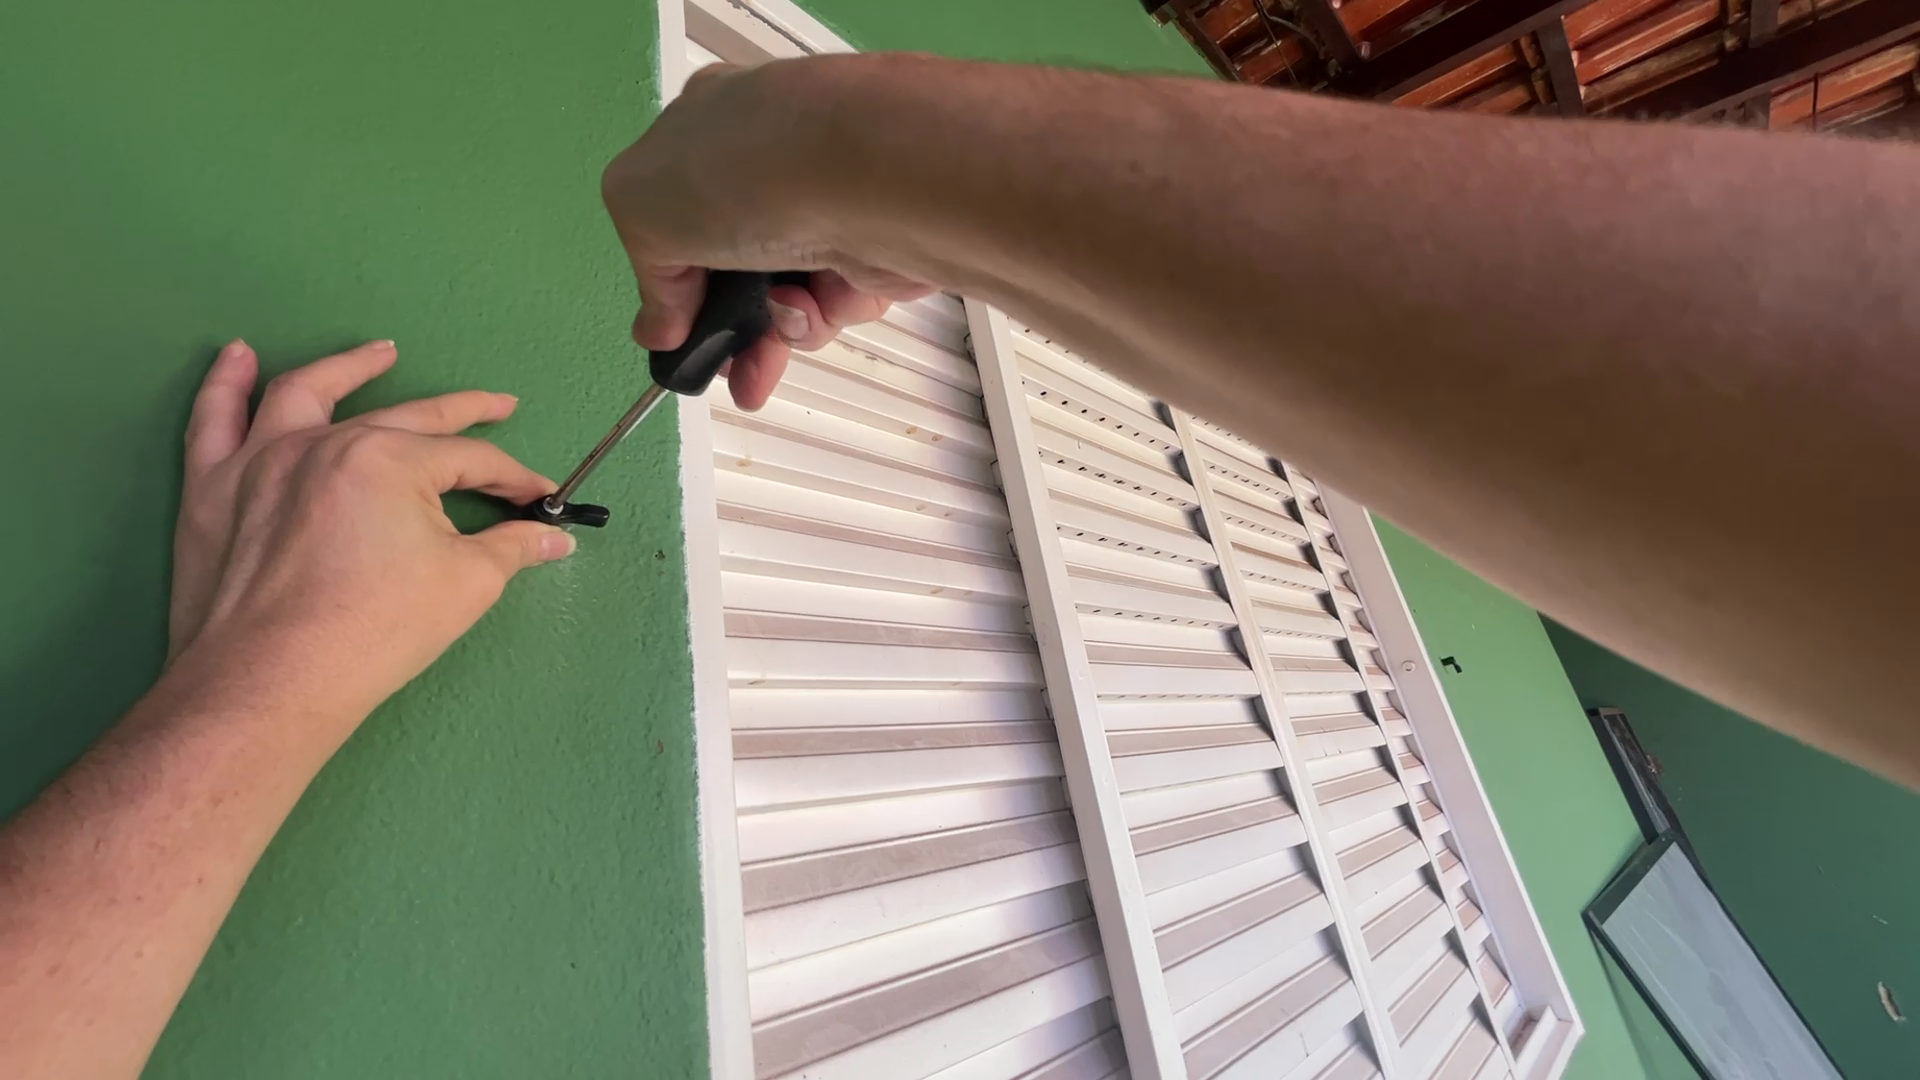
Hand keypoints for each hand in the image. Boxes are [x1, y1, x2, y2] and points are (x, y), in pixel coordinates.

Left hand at [167, 339, 573, 738]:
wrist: (272, 681)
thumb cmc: (382, 625)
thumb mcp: (472, 581)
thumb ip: (517, 546)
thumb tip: (557, 539)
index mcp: (392, 460)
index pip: (473, 459)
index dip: (516, 478)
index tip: (542, 500)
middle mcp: (328, 443)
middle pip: (412, 417)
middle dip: (469, 412)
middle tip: (502, 405)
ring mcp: (262, 460)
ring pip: (308, 393)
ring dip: (351, 366)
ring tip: (381, 351)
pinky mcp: (213, 488)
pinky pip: (215, 420)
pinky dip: (228, 384)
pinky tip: (243, 357)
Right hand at [601, 60, 933, 409]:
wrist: (863, 178)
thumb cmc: (742, 178)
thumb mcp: (644, 209)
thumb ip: (648, 272)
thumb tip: (657, 330)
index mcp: (708, 132)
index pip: (684, 216)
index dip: (678, 281)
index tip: (676, 333)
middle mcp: (772, 165)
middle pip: (741, 273)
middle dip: (735, 332)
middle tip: (733, 373)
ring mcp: (829, 207)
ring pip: (794, 298)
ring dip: (785, 324)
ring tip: (792, 312)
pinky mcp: (877, 246)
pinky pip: (841, 301)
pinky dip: (830, 310)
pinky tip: (827, 299)